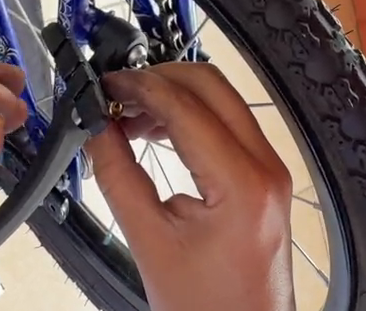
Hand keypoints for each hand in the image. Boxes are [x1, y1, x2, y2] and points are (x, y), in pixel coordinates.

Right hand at [86, 63, 293, 310]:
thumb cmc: (205, 310)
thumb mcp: (149, 242)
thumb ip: (117, 174)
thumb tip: (94, 125)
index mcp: (241, 184)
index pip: (183, 105)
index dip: (138, 86)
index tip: (105, 85)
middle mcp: (265, 166)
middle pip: (208, 84)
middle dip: (156, 78)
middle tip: (116, 93)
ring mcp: (270, 168)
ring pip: (220, 96)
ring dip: (171, 93)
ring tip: (128, 114)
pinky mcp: (264, 175)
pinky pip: (226, 121)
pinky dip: (188, 113)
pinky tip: (155, 129)